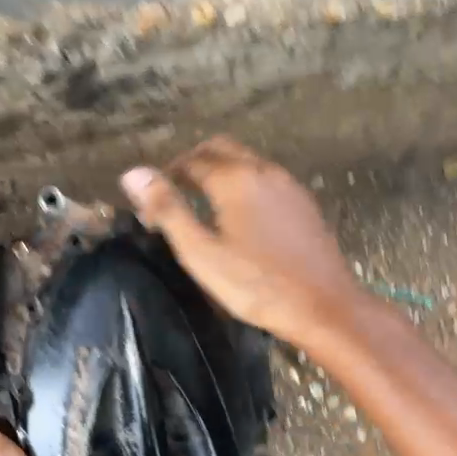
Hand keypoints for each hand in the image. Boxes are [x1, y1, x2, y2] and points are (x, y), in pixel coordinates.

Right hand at [119, 136, 374, 346]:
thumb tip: (133, 173)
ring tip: (203, 207)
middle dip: (193, 163)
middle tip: (175, 193)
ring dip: (220, 173)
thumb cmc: (255, 285)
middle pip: (221, 149)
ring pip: (247, 162)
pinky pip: (266, 180)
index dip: (166, 177)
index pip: (190, 161)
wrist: (323, 306)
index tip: (153, 204)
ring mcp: (289, 185)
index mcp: (234, 179)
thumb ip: (167, 210)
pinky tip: (240, 219)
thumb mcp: (200, 252)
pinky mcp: (304, 204)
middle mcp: (263, 170)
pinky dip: (244, 186)